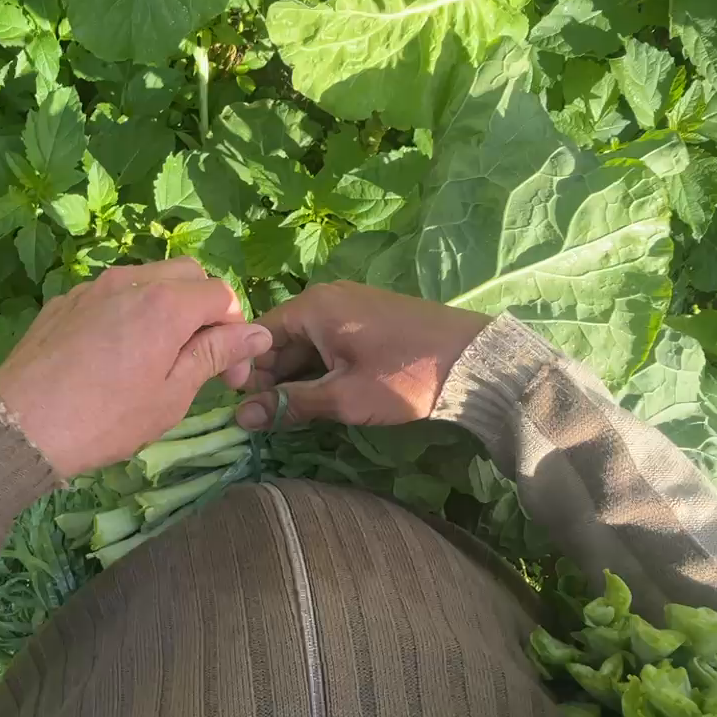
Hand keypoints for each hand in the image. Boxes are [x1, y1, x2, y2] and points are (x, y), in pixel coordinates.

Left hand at [0, 258, 271, 477]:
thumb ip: (215, 354)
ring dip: (167, 307)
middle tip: (198, 358)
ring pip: (148, 279)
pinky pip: (112, 293)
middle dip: (204, 309)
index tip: (228, 377)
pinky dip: (129, 312)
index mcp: (166, 303)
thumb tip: (259, 333)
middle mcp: (131, 281)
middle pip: (187, 275)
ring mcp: (92, 287)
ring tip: (156, 355)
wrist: (19, 426)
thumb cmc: (106, 419)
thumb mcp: (172, 395)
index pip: (222, 295)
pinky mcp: (64, 301)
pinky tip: (114, 354)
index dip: (236, 332)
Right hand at [236, 281, 490, 429]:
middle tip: (271, 419)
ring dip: (298, 377)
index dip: (248, 373)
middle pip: (282, 339)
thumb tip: (240, 417)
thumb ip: (290, 405)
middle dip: (273, 378)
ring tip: (297, 413)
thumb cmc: (403, 377)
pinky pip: (330, 341)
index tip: (247, 408)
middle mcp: (327, 298)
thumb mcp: (343, 397)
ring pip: (307, 343)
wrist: (476, 361)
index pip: (258, 336)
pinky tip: (325, 396)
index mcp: (313, 307)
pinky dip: (322, 368)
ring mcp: (351, 306)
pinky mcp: (369, 319)